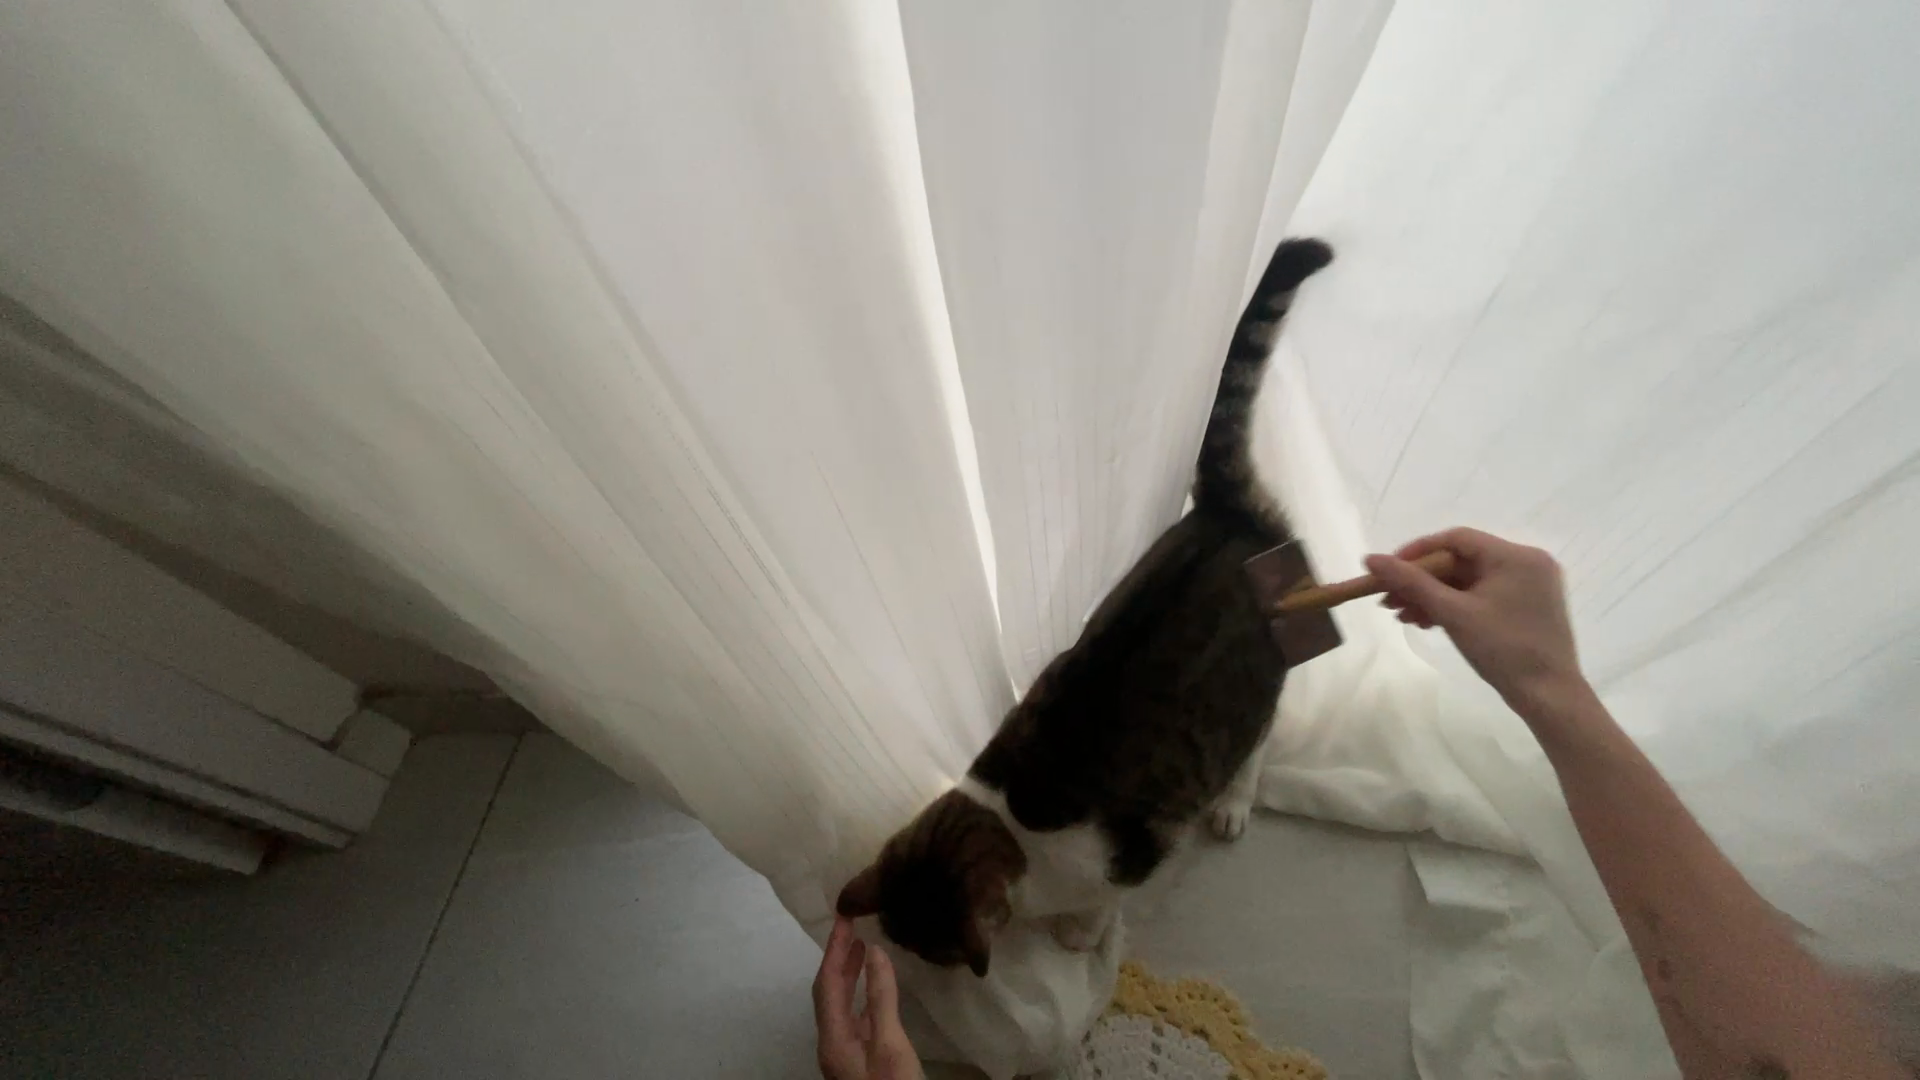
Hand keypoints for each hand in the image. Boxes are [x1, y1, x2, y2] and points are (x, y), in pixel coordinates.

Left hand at [813, 917, 923, 1079]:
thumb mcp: (891, 1045)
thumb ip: (881, 998)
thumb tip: (874, 950)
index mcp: (832, 1039)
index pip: (826, 982)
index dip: (834, 947)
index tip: (845, 914)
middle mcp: (832, 1045)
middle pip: (828, 992)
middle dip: (838, 956)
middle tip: (853, 924)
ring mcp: (845, 1056)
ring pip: (840, 1005)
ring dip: (849, 974)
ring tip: (863, 947)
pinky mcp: (860, 1063)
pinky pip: (853, 1017)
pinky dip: (862, 993)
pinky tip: (876, 987)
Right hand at [1365, 528, 1585, 715]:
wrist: (1548, 694)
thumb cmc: (1502, 647)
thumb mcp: (1451, 612)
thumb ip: (1410, 581)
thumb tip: (1370, 558)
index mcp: (1515, 557)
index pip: (1456, 539)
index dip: (1417, 551)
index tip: (1388, 571)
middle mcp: (1525, 563)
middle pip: (1458, 561)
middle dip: (1419, 581)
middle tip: (1388, 599)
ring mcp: (1526, 585)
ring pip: (1465, 580)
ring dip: (1430, 595)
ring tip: (1402, 616)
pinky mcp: (1522, 605)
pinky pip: (1477, 595)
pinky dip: (1450, 605)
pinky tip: (1425, 621)